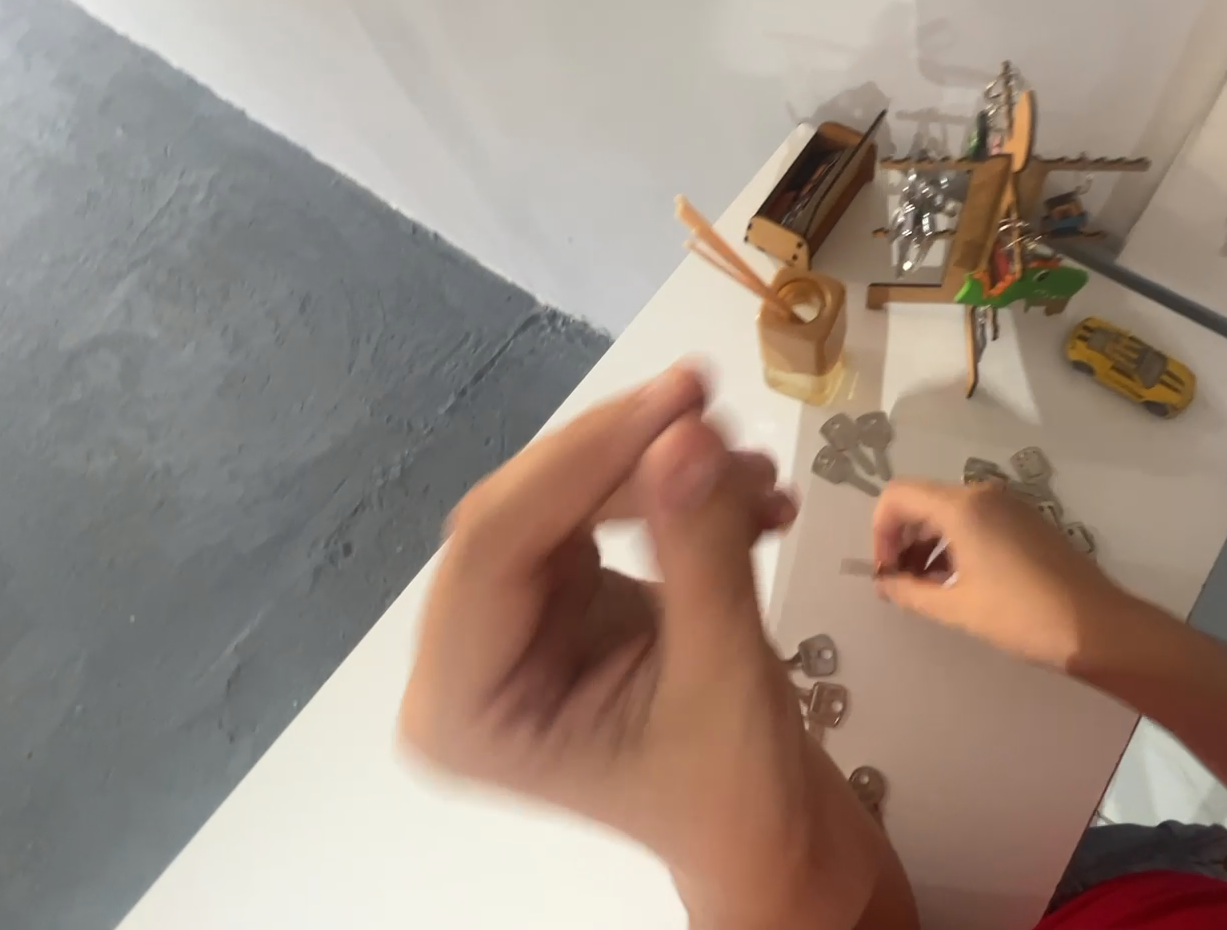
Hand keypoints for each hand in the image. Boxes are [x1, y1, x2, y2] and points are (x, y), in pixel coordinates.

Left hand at [398, 366, 895, 929]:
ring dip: (667, 470)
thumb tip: (689, 432)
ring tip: (756, 474)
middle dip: (629, 453)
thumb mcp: (722, 673)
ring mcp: (519, 616)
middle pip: (530, 507)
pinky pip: (612, 513)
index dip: (583, 459)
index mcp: (464, 703)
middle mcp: (471, 649)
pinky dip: (682, 495)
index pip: (493, 544)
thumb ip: (701, 547)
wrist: (761, 821)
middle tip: (714, 405)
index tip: (682, 404)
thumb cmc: (732, 787)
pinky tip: (753, 500)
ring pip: (574, 496)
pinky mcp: (566, 593)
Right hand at [870, 479, 1169, 674]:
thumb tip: (883, 582)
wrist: (1098, 628)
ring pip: (947, 511)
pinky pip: (974, 519)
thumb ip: (909, 591)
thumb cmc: (1021, 616)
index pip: (897, 496)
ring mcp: (1007, 504)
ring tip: (927, 588)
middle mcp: (982, 494)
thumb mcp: (957, 608)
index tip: (885, 571)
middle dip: (902, 539)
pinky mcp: (1025, 519)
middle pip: (921, 502)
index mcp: (961, 507)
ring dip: (927, 543)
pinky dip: (954, 542)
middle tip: (900, 583)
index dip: (880, 532)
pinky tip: (958, 581)